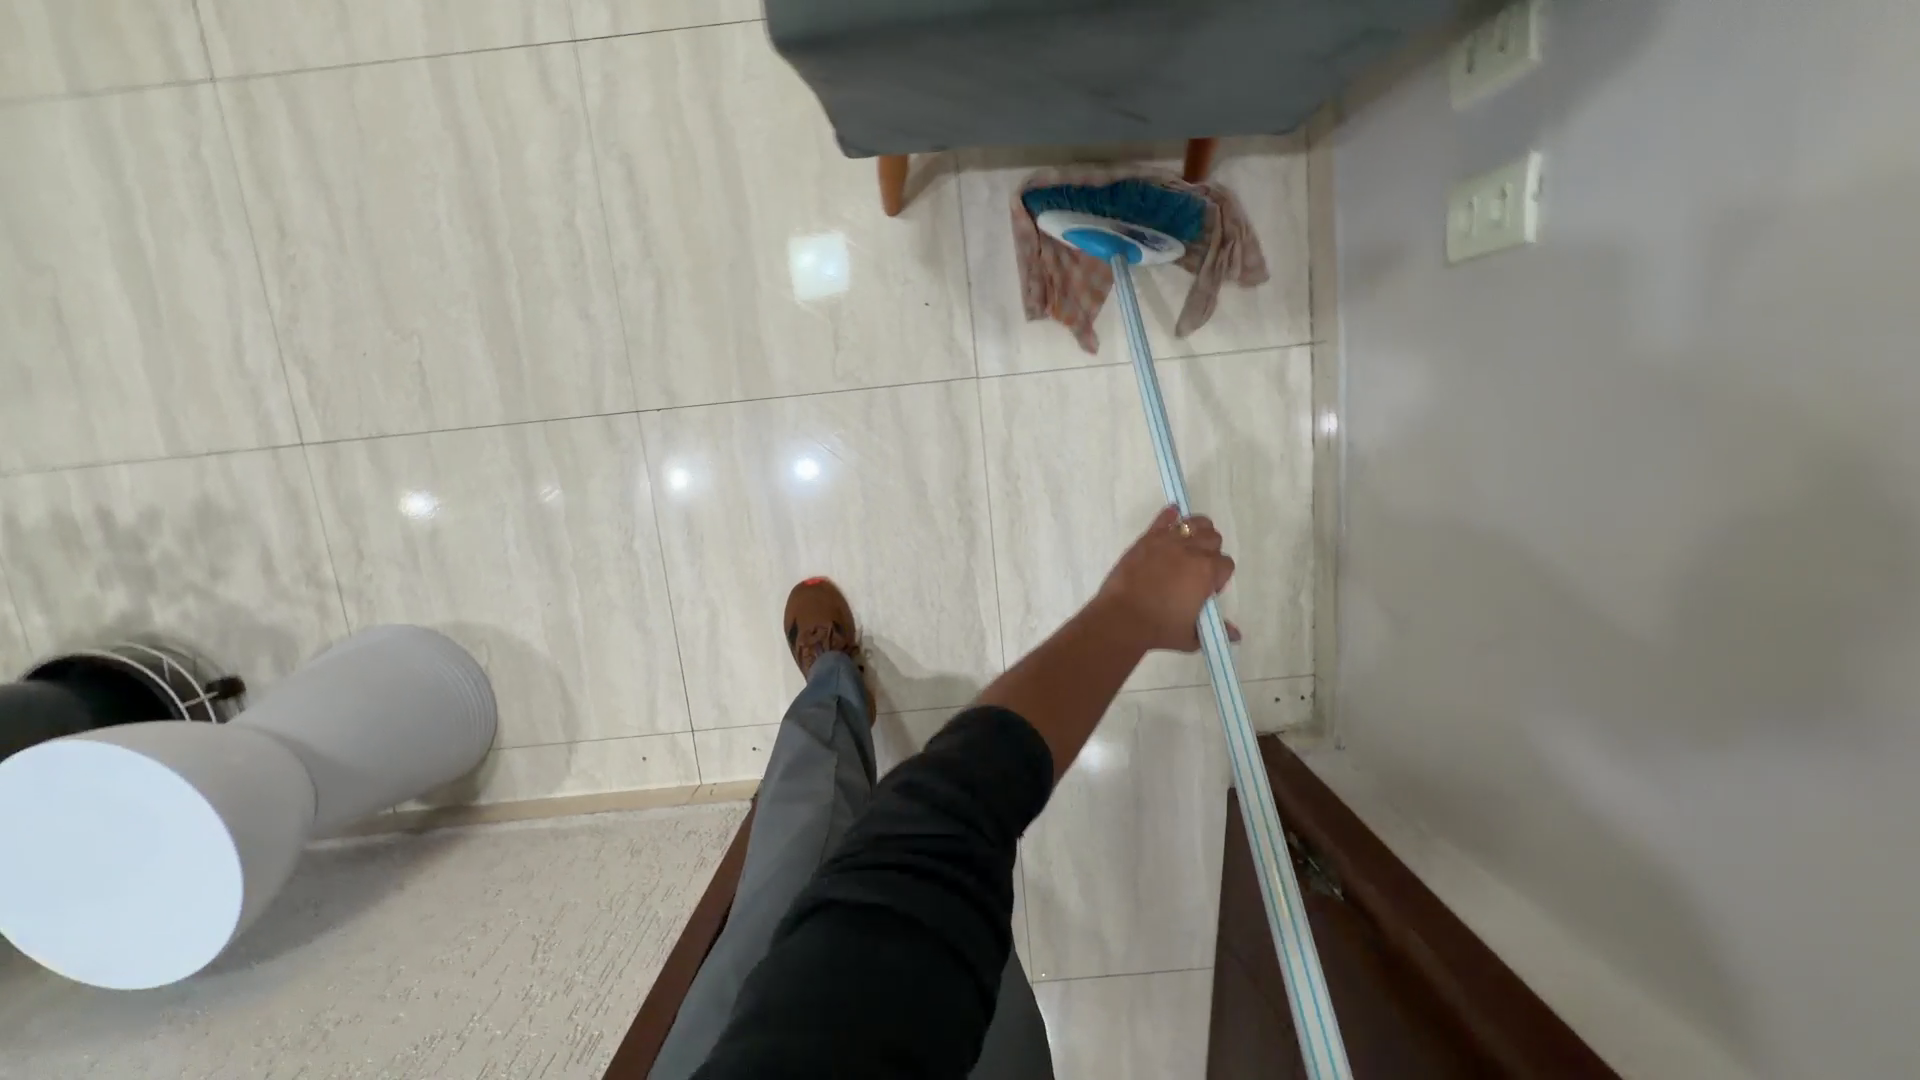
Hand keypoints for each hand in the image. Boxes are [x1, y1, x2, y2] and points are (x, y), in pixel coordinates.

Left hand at [1095, 505, 1239, 652]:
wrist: (1121, 618)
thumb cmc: (1159, 629)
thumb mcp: (1191, 636)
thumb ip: (1216, 630)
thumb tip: (1236, 635)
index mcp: (1207, 572)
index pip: (1226, 565)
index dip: (1218, 577)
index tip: (1206, 589)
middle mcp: (1191, 551)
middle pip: (1213, 539)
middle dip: (1210, 552)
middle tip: (1196, 568)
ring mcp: (1168, 541)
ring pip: (1194, 523)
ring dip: (1197, 530)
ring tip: (1189, 545)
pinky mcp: (1147, 539)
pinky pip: (1164, 518)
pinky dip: (1170, 515)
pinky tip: (1173, 516)